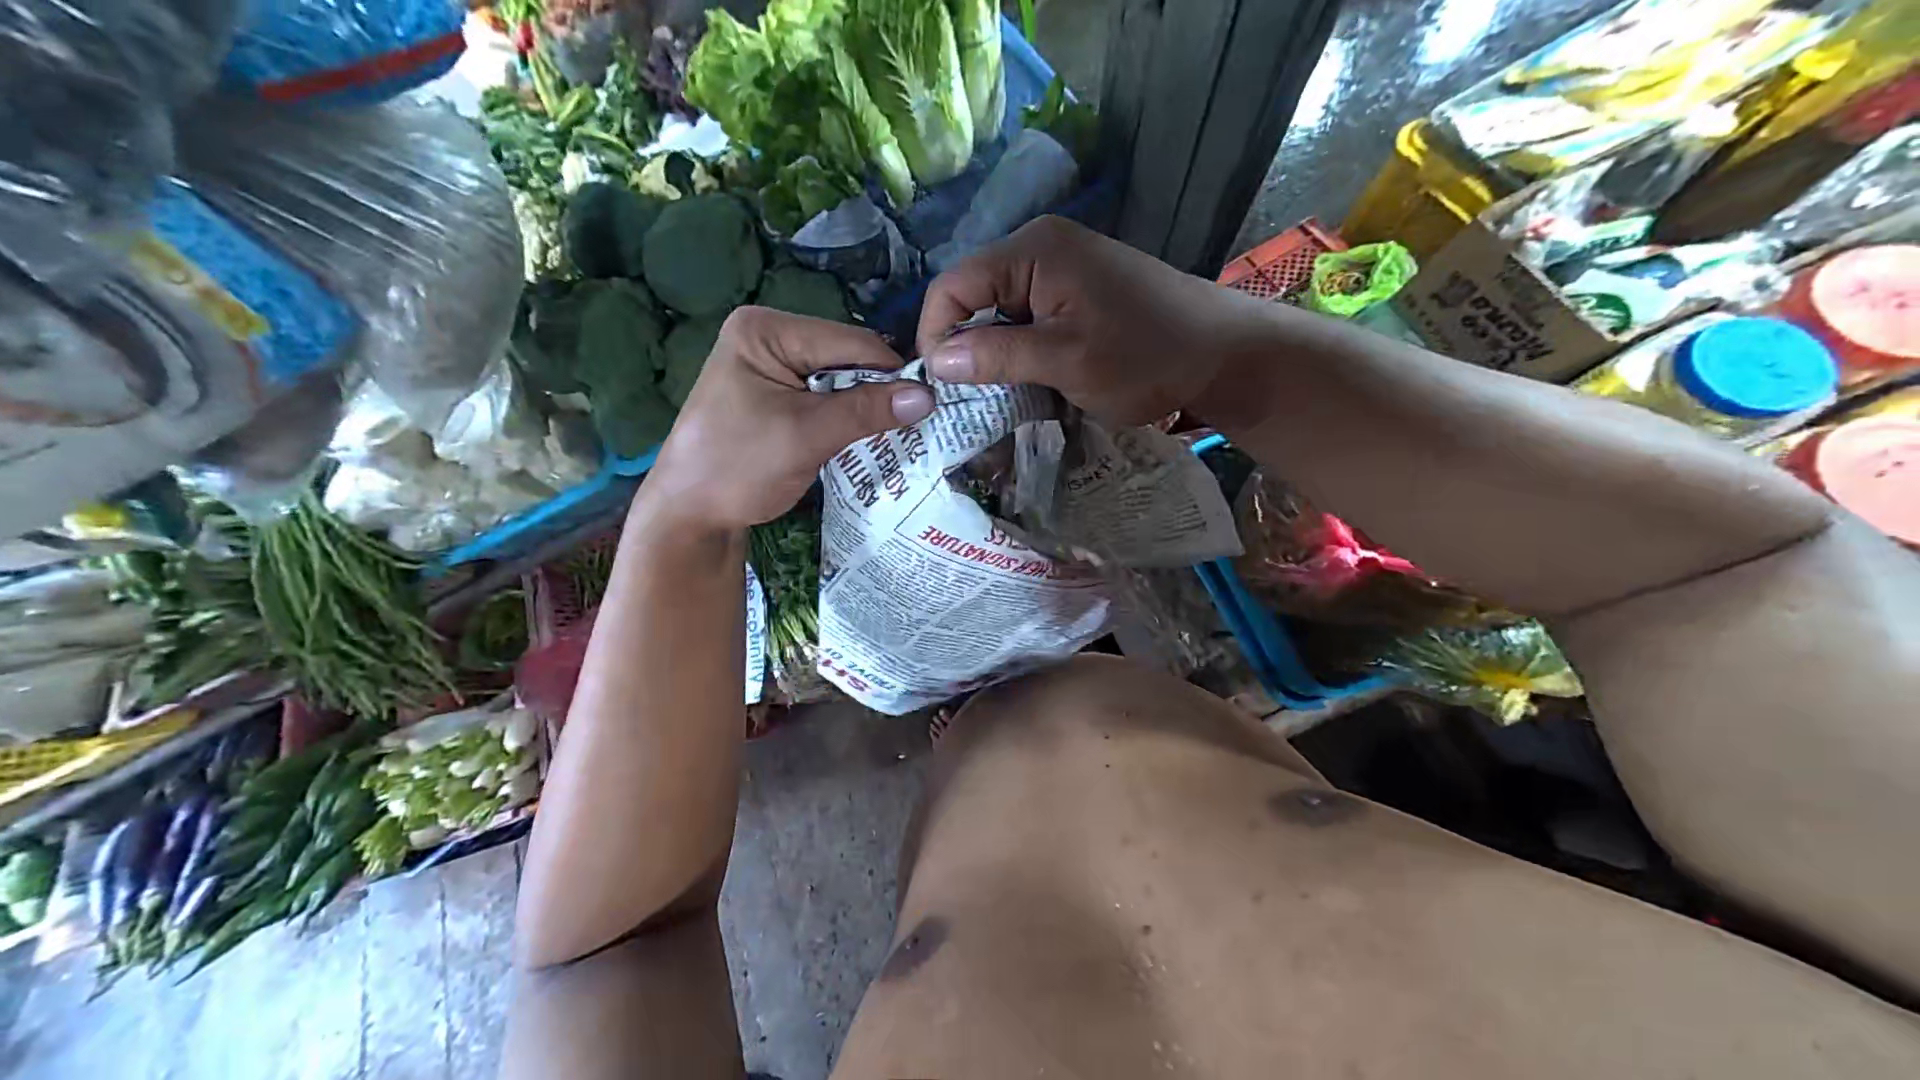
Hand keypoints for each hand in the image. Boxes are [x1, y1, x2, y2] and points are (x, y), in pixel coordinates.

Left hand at [645, 307, 934, 530]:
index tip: (931, 403)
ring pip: (841, 379)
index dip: (891, 371)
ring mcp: (773, 364)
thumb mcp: (806, 435)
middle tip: (920, 420)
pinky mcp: (779, 393)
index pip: (849, 341)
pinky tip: (870, 434)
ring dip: (867, 406)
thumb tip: (927, 397)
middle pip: (846, 357)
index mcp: (765, 329)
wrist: (691, 513)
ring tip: (900, 430)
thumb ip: (866, 412)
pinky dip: (849, 416)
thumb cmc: (738, 467)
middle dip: (879, 390)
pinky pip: (827, 396)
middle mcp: (770, 335)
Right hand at [917, 216, 1268, 425]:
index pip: (953, 285)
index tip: (941, 387)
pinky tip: (1026, 383)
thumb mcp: (1065, 360)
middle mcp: (1039, 250)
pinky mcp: (1074, 295)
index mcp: (1033, 251)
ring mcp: (1059, 271)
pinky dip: (1018, 353)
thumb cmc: (1145, 356)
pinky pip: (1026, 321)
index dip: (936, 335)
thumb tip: (936, 362)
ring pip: (998, 314)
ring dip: (992, 356)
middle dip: (963, 349)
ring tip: (994, 398)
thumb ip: (997, 356)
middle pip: (972, 298)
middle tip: (965, 400)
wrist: (1222, 355)